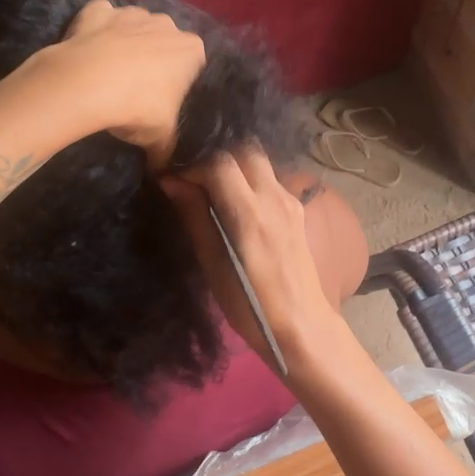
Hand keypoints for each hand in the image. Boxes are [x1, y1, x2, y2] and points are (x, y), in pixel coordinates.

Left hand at [22, 0, 205, 167]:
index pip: (195, 64)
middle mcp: (166, 23)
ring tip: (111, 71)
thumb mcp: (161, 138)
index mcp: (191, 49)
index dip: (181, 83)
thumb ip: (167, 152)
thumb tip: (163, 174)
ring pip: (135, 25)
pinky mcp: (97, 10)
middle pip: (166, 41)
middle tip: (138, 90)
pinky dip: (97, 28)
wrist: (84, 84)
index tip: (166, 101)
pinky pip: (102, 16)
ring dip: (127, 41)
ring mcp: (131, 13)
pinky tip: (90, 48)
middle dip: (156, 59)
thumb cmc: (136, 108)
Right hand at [162, 144, 349, 376]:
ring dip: (234, 165)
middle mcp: (274, 197)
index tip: (174, 181)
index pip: (219, 161)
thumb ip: (195, 216)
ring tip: (213, 189)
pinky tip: (237, 202)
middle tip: (195, 180)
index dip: (192, 165)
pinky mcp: (298, 209)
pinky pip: (271, 178)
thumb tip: (171, 180)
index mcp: (250, 213)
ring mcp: (290, 201)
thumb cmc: (250, 305)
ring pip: (260, 160)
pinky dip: (250, 178)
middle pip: (243, 150)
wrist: (303, 326)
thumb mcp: (213, 265)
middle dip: (215, 157)